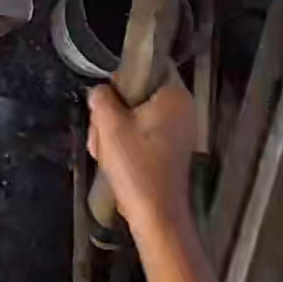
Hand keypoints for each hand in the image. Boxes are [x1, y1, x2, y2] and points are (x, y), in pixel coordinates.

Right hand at [88, 82, 195, 231]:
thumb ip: (100, 96)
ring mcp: (177, 130)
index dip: (122, 76)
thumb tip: (100, 92)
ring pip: (133, 112)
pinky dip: (124, 140)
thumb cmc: (136, 166)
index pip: (147, 65)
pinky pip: (139, 131)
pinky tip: (113, 157)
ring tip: (105, 147)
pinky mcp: (169, 148)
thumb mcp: (108, 124)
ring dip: (113, 127)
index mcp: (175, 96)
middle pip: (135, 91)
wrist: (155, 216)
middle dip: (112, 108)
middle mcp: (182, 109)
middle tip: (103, 128)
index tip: (108, 95)